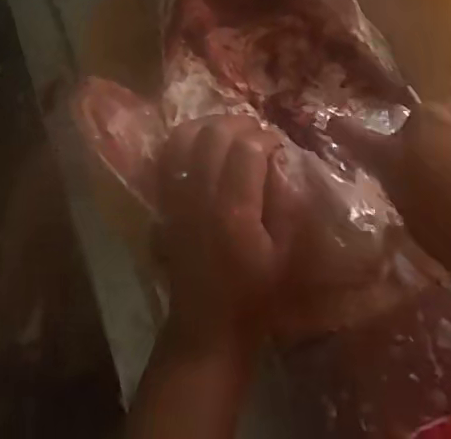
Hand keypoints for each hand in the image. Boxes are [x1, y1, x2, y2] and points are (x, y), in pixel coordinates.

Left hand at [155, 115, 303, 348]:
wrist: (208, 326)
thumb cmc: (257, 294)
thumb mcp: (286, 253)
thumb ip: (285, 201)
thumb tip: (280, 160)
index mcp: (235, 211)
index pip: (247, 149)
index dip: (265, 138)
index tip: (278, 145)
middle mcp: (200, 196)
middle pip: (214, 135)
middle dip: (240, 124)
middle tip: (258, 133)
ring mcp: (177, 197)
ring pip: (186, 136)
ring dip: (211, 124)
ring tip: (231, 131)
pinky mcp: (163, 201)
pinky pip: (168, 154)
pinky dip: (185, 137)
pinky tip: (202, 140)